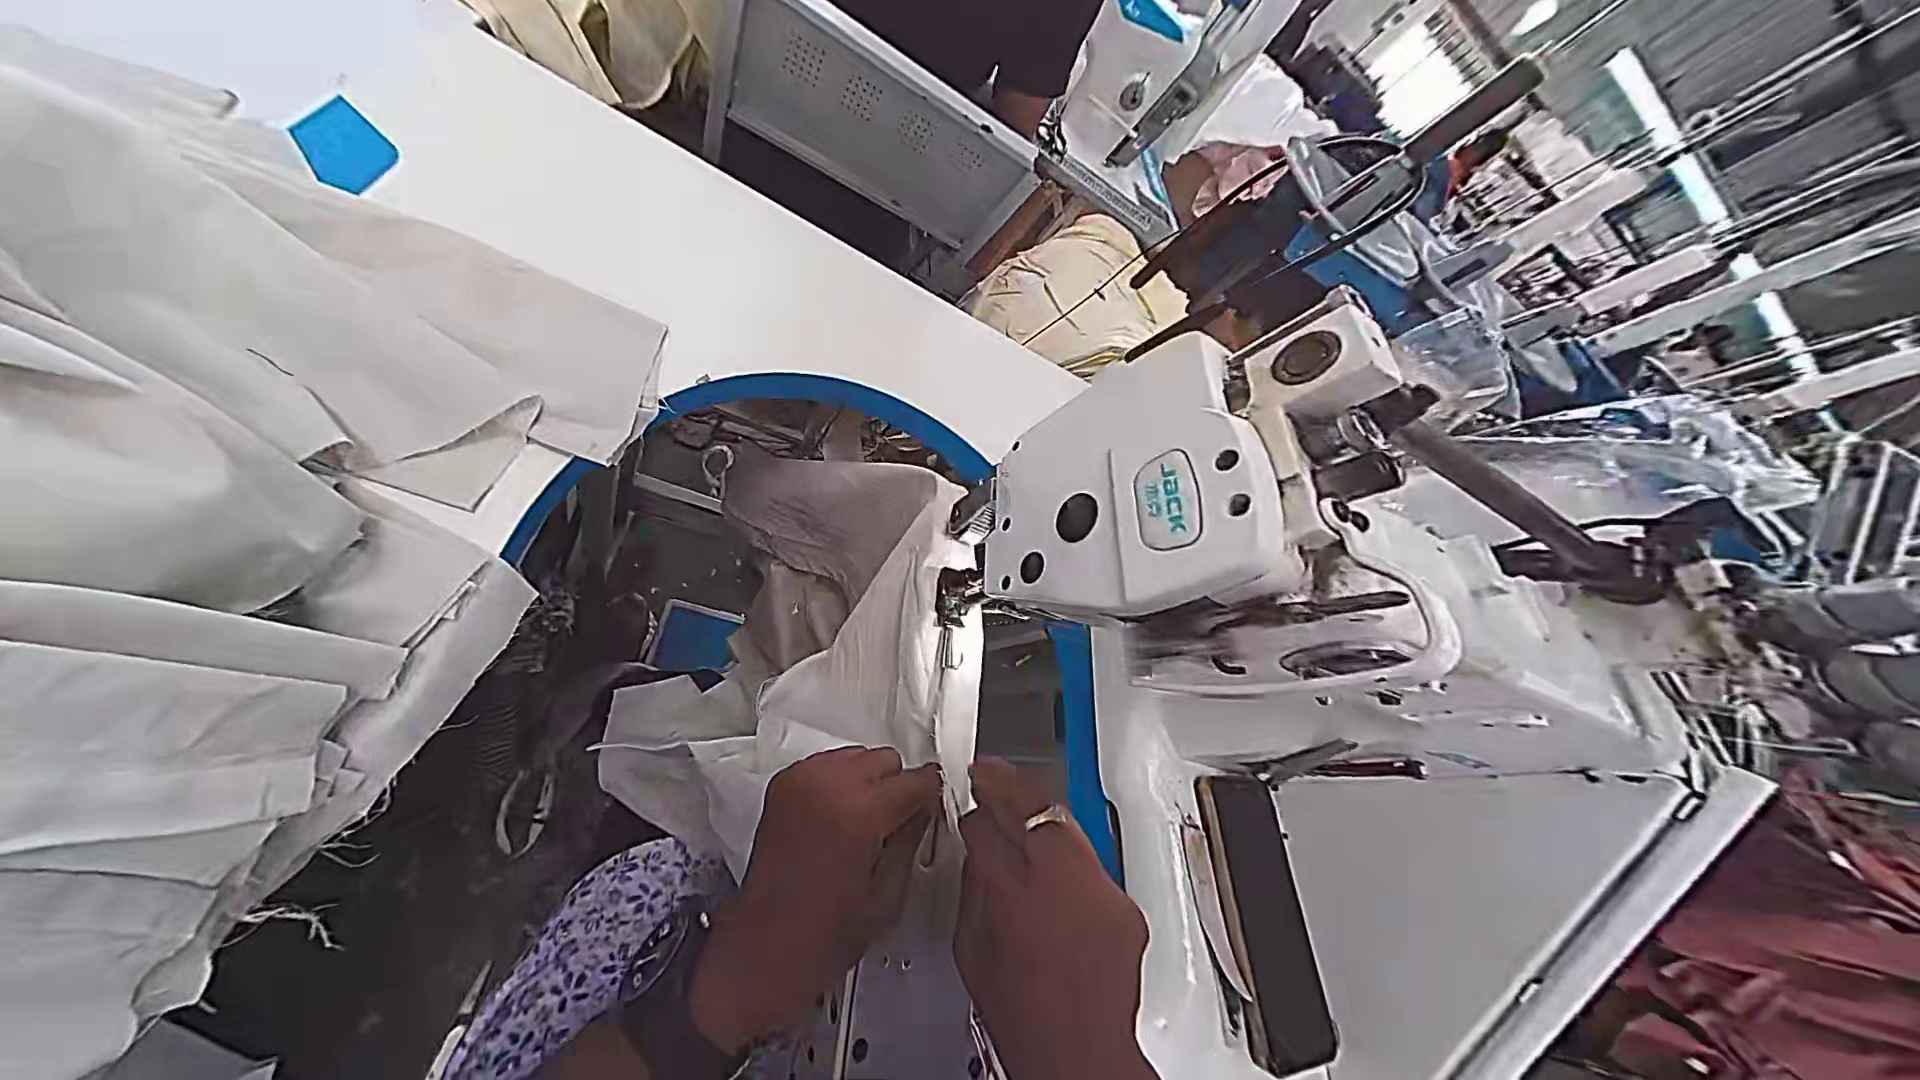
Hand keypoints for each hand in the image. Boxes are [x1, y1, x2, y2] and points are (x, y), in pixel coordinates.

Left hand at [689, 746, 939, 1052]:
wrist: (762, 948)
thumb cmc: (819, 935)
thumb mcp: (889, 895)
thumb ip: (913, 838)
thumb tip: (923, 809)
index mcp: (861, 812)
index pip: (918, 779)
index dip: (929, 797)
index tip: (928, 807)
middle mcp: (829, 786)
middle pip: (887, 760)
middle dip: (895, 789)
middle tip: (890, 825)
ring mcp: (802, 781)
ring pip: (858, 756)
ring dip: (866, 782)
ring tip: (859, 823)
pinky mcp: (784, 784)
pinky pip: (827, 763)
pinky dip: (837, 781)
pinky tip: (836, 817)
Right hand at [954, 759, 1157, 1079]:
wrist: (1082, 1055)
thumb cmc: (1023, 1018)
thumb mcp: (972, 951)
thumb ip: (973, 892)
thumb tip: (976, 855)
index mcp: (1008, 895)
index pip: (985, 827)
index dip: (973, 809)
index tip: (968, 804)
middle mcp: (1055, 884)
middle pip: (1025, 806)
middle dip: (1002, 783)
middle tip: (987, 771)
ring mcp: (1094, 890)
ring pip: (1063, 820)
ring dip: (1035, 800)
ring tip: (1017, 785)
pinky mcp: (1122, 903)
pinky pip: (1091, 856)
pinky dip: (1068, 846)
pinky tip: (1052, 842)